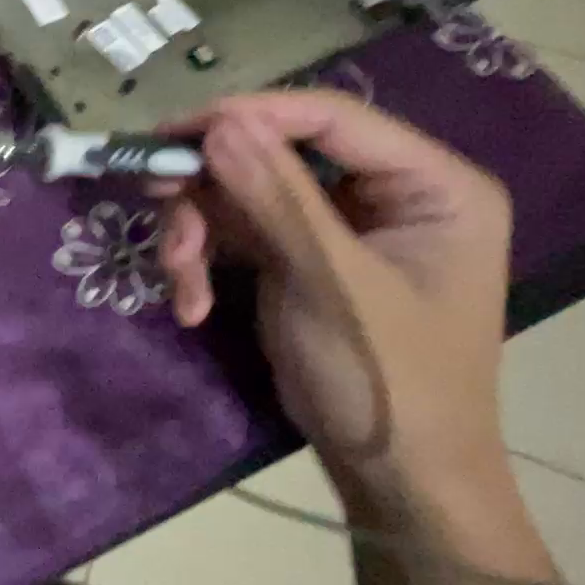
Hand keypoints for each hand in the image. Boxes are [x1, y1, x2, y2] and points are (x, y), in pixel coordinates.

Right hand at [155, 91, 514, 500]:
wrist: (391, 469)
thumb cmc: (387, 375)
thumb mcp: (328, 281)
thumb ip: (275, 196)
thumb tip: (219, 122)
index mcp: (430, 185)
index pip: (328, 117)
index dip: (246, 115)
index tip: (169, 132)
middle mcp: (382, 191)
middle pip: (268, 151)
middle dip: (207, 187)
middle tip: (154, 199)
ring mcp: (331, 221)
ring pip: (235, 189)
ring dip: (194, 230)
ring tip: (179, 277)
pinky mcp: (292, 249)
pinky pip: (229, 228)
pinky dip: (200, 259)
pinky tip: (191, 302)